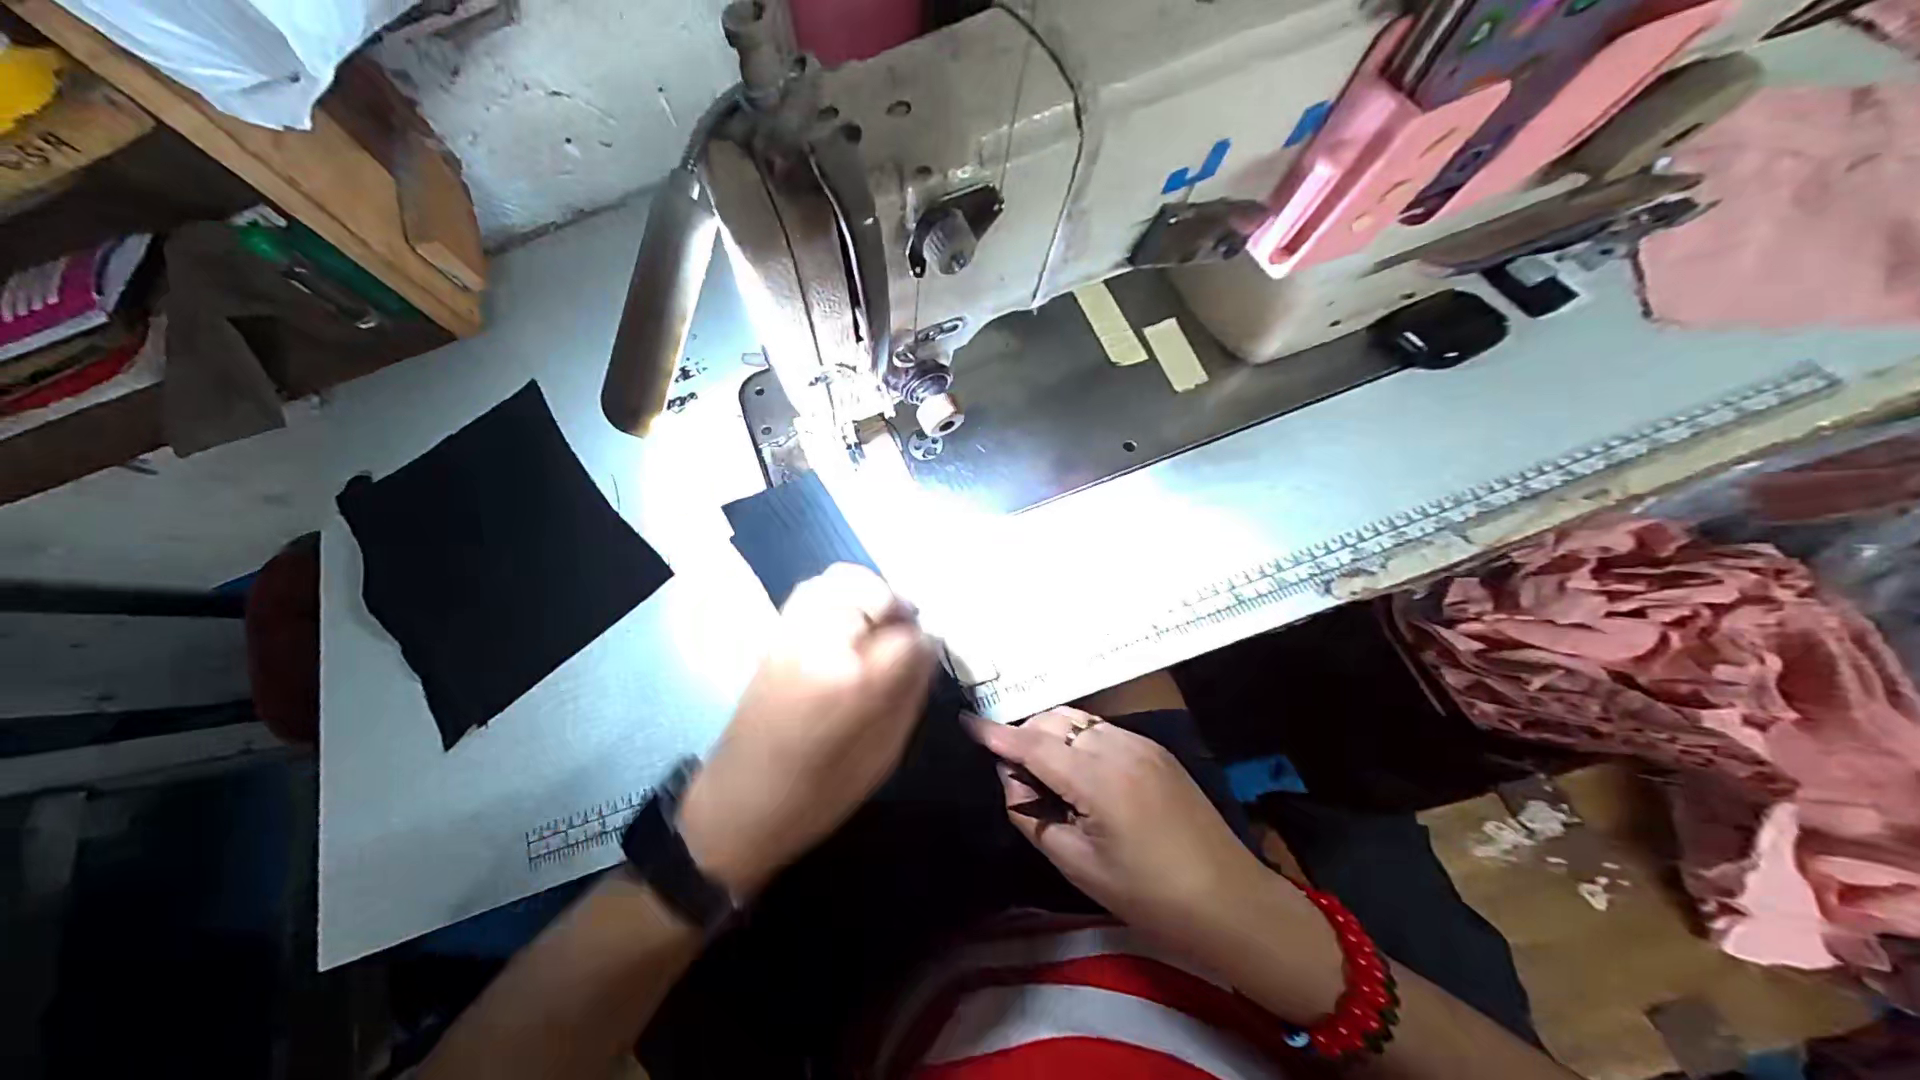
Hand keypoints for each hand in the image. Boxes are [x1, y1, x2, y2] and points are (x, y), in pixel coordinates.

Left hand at [677, 564, 935, 898]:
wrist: (737, 805)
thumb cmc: (817, 796)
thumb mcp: (882, 756)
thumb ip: (909, 695)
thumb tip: (927, 651)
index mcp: (853, 680)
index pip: (909, 636)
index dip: (924, 645)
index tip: (927, 658)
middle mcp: (821, 643)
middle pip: (875, 595)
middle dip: (898, 611)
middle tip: (907, 633)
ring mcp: (792, 634)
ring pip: (841, 581)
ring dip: (869, 594)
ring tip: (881, 620)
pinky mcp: (774, 635)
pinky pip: (812, 590)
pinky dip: (839, 590)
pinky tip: (851, 616)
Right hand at [966, 708, 1344, 1016]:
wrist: (1229, 900)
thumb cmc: (1147, 894)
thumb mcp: (1077, 863)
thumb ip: (1032, 814)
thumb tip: (1010, 778)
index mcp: (1096, 778)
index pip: (1032, 743)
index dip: (995, 733)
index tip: (966, 721)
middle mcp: (1118, 747)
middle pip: (1054, 721)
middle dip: (1025, 735)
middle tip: (1013, 773)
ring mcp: (1141, 744)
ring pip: (1079, 720)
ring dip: (1052, 733)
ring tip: (1044, 771)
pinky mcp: (1156, 749)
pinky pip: (1103, 729)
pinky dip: (1079, 738)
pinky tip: (1078, 769)